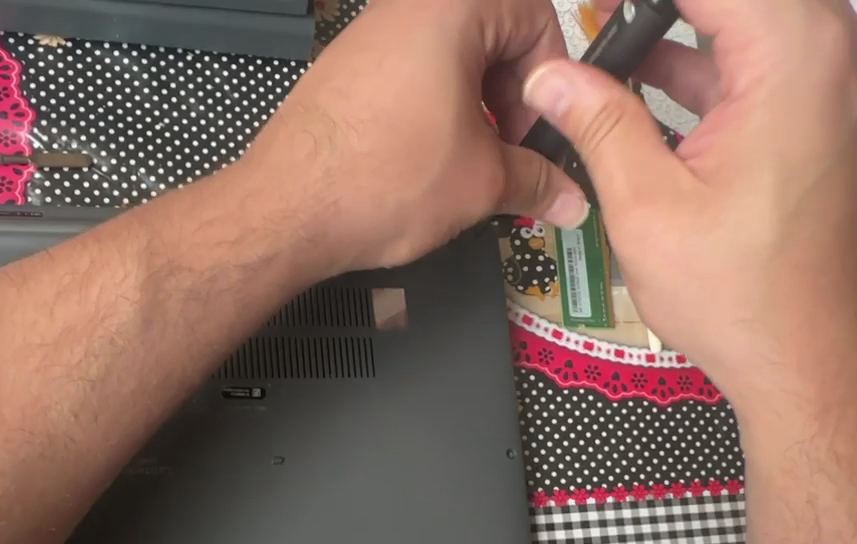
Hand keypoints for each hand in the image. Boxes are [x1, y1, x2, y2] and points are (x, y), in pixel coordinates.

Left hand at [232, 0, 588, 273]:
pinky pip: (406, 81)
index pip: (538, 18)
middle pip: (491, 38)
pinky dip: (429, 118)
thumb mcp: (479, 183)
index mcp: (454, 5)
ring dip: (470, 114)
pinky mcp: (342, 73)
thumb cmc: (384, 181)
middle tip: (507, 156)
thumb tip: (569, 196)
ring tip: (464, 171)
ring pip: (447, 64)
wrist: (287, 210)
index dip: (552, 84)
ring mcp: (368, 36)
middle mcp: (408, 6)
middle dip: (510, 100)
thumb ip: (534, 181)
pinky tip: (421, 169)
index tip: (542, 134)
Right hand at [519, 0, 856, 416]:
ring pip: (747, 21)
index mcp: (790, 54)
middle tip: (592, 26)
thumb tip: (547, 76)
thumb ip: (599, 125)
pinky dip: (702, 63)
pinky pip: (757, 61)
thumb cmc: (729, 289)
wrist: (804, 354)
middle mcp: (827, 48)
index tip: (585, 6)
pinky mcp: (818, 116)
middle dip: (655, 8)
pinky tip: (642, 87)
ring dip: (676, 29)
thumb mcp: (646, 206)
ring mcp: (830, 82)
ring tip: (601, 54)